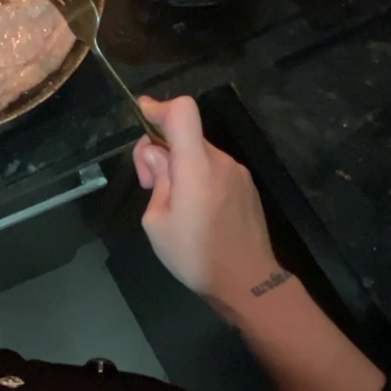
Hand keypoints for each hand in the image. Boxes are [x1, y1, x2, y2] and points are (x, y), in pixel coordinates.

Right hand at [132, 96, 282, 304]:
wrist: (247, 282)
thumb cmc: (194, 255)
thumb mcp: (156, 221)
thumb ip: (157, 180)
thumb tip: (156, 156)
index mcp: (197, 167)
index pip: (183, 112)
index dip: (159, 107)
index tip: (143, 115)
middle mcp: (220, 161)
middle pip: (186, 133)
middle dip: (161, 150)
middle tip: (149, 185)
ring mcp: (237, 173)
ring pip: (199, 153)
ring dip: (180, 167)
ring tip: (174, 204)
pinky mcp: (246, 186)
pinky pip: (214, 169)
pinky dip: (197, 177)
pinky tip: (195, 210)